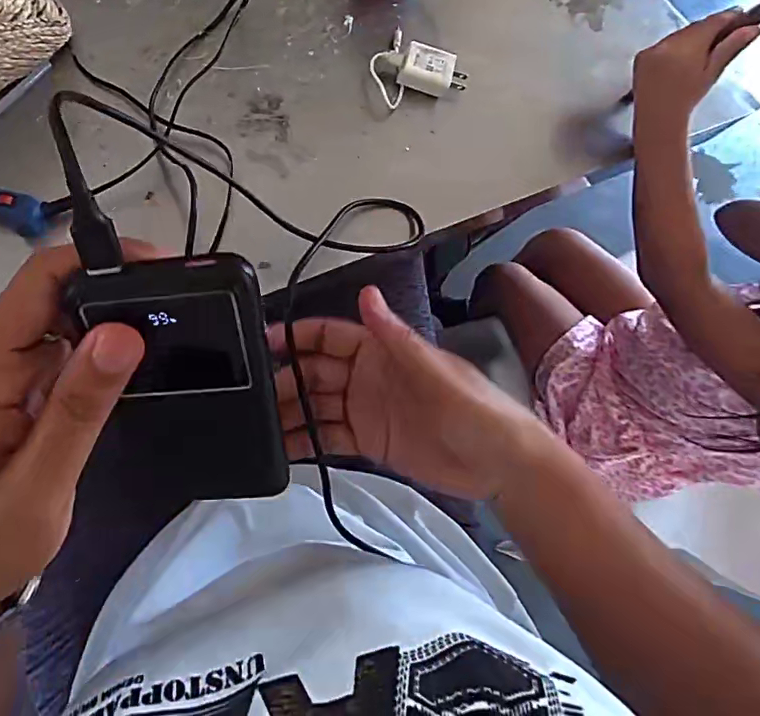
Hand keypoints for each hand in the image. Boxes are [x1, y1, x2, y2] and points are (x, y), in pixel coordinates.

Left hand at [0, 240, 156, 657]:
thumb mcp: (37, 488)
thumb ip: (78, 409)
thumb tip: (122, 332)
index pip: (38, 280)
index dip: (94, 258)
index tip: (156, 265)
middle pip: (54, 290)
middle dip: (113, 281)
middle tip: (176, 296)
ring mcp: (10, 375)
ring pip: (64, 317)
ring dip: (113, 311)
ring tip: (170, 319)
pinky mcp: (26, 393)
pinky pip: (67, 350)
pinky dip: (105, 345)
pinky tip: (140, 357)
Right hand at [270, 286, 559, 499]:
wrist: (501, 464)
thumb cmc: (477, 408)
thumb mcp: (433, 369)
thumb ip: (394, 335)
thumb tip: (367, 294)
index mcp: (380, 350)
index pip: (327, 335)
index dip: (295, 336)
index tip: (267, 342)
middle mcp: (368, 376)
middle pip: (314, 372)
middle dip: (286, 380)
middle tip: (258, 394)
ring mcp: (366, 409)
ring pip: (316, 406)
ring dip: (291, 413)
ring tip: (263, 425)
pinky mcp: (370, 440)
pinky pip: (328, 437)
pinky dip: (306, 442)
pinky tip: (286, 447)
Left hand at [631, 11, 759, 116]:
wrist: (658, 114)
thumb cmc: (688, 96)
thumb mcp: (713, 71)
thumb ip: (730, 47)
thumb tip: (753, 28)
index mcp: (686, 46)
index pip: (710, 23)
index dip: (727, 17)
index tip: (741, 15)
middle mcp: (666, 43)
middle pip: (693, 28)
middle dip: (710, 28)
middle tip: (728, 31)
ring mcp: (651, 49)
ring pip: (678, 35)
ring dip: (692, 37)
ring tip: (706, 47)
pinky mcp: (641, 55)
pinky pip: (663, 44)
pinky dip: (674, 46)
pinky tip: (682, 57)